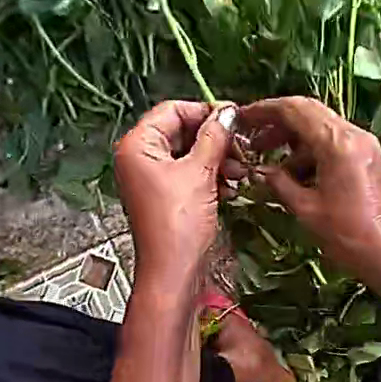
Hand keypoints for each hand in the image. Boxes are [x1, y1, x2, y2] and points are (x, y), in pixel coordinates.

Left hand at [113, 101, 236, 290]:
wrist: (174, 270)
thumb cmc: (177, 224)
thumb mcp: (200, 174)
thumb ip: (214, 139)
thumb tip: (228, 114)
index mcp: (138, 145)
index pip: (173, 111)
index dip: (206, 111)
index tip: (235, 116)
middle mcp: (141, 158)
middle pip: (183, 132)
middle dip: (215, 140)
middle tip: (242, 147)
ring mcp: (154, 179)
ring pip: (191, 155)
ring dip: (218, 160)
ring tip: (241, 171)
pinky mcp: (168, 196)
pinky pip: (192, 176)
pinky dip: (212, 177)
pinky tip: (232, 187)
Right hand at [237, 97, 380, 283]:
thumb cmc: (348, 235)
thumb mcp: (306, 208)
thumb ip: (279, 183)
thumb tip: (261, 171)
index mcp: (337, 142)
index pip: (294, 109)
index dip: (264, 111)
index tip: (243, 118)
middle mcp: (354, 135)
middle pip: (308, 113)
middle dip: (278, 124)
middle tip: (254, 140)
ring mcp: (364, 146)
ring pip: (322, 128)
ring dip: (294, 140)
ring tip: (270, 162)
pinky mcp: (368, 159)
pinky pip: (335, 143)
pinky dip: (312, 151)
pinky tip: (295, 173)